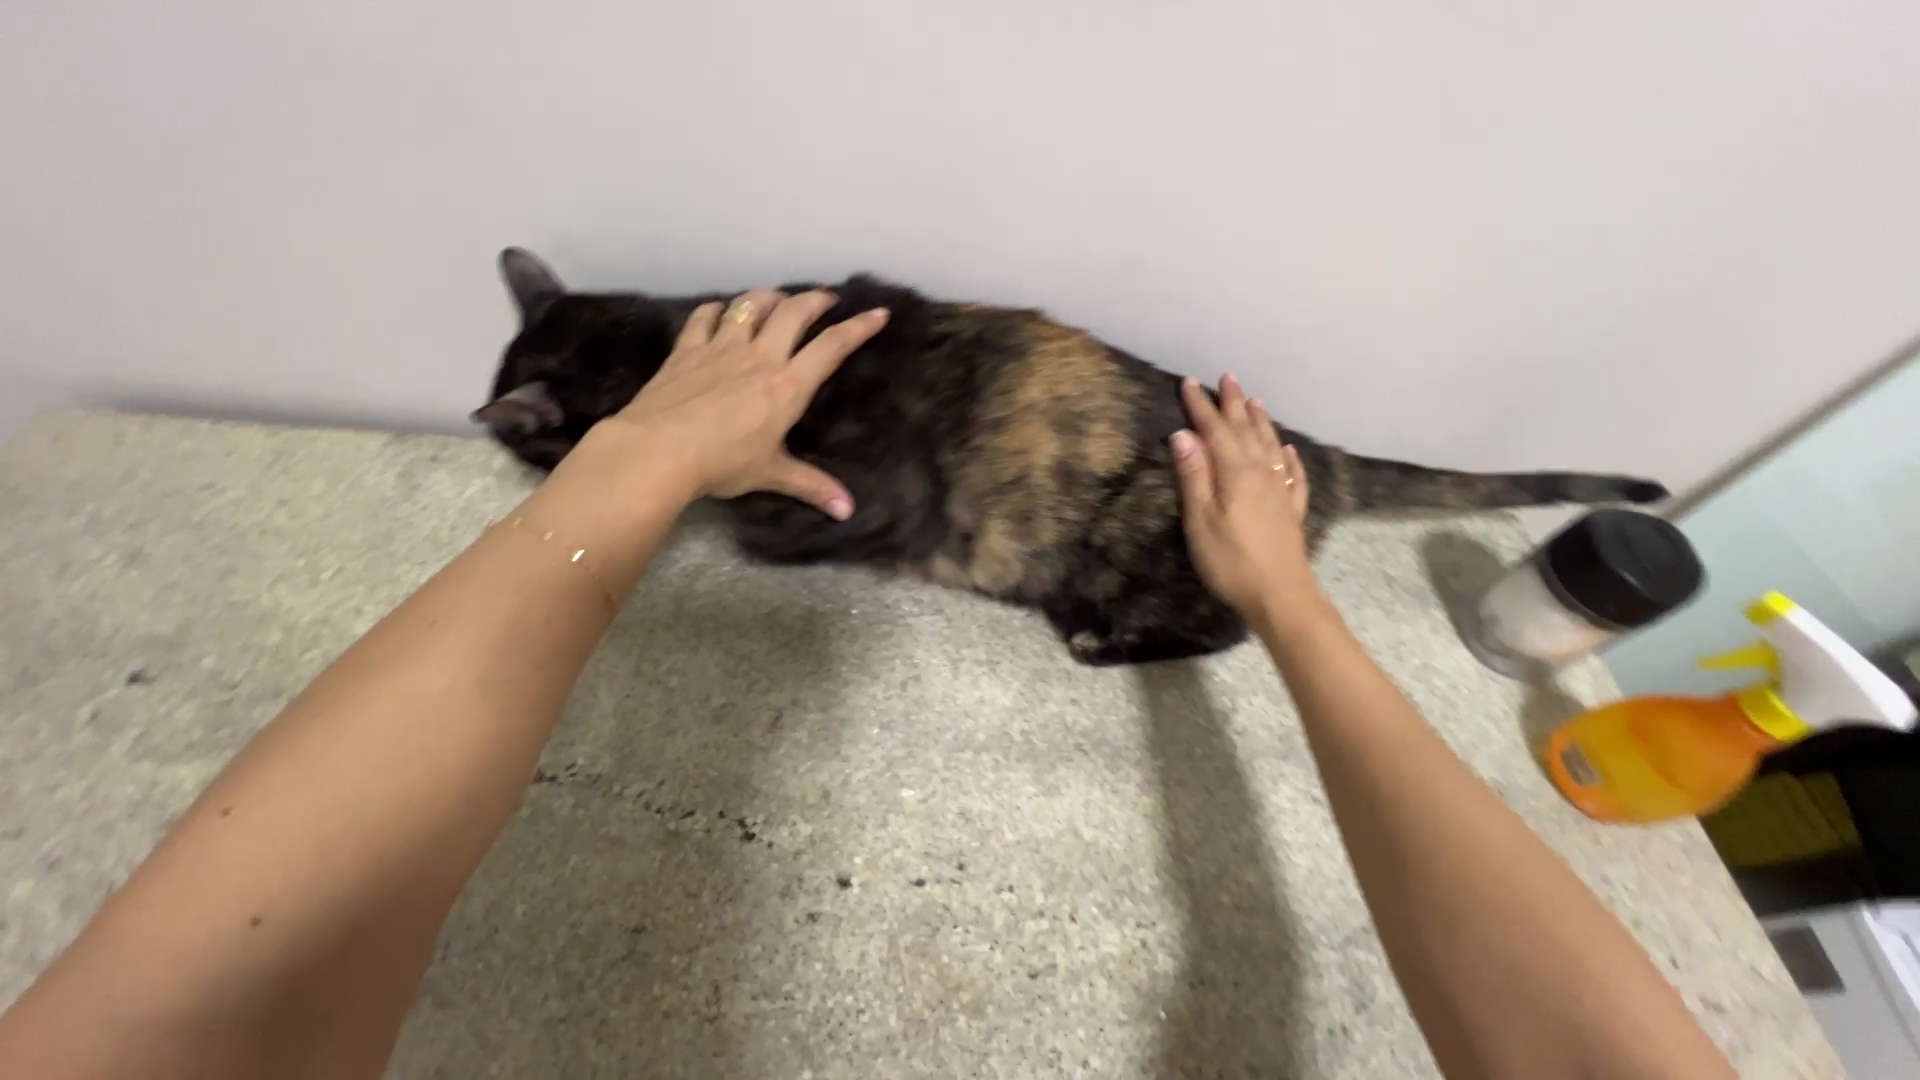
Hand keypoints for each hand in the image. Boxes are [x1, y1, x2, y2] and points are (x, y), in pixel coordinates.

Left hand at [596, 289, 888, 519]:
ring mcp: (721, 348)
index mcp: (788, 386)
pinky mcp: (687, 349)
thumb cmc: (722, 463)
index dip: (858, 328)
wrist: (658, 449)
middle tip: (826, 299)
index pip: (832, 347)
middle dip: (815, 300)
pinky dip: (717, 310)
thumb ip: (811, 486)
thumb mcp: (771, 475)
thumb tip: (848, 511)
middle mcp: (760, 357)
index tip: (877, 313)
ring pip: (750, 305)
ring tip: (778, 298)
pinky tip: (720, 312)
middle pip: (793, 312)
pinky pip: (705, 316)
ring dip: (769, 296)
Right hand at [1171, 373, 1317, 620]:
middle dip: (1233, 404)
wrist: (1281, 594)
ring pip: (1271, 447)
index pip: (1215, 431)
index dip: (1201, 407)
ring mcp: (1280, 492)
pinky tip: (1289, 451)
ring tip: (1254, 401)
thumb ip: (1194, 476)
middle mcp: (1262, 474)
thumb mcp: (1200, 520)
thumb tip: (1183, 435)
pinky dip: (1289, 458)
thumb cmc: (1231, 561)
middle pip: (1246, 431)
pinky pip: (1293, 475)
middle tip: (1227, 377)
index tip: (1189, 383)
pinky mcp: (1290, 511)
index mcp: (1236, 473)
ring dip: (1261, 422)